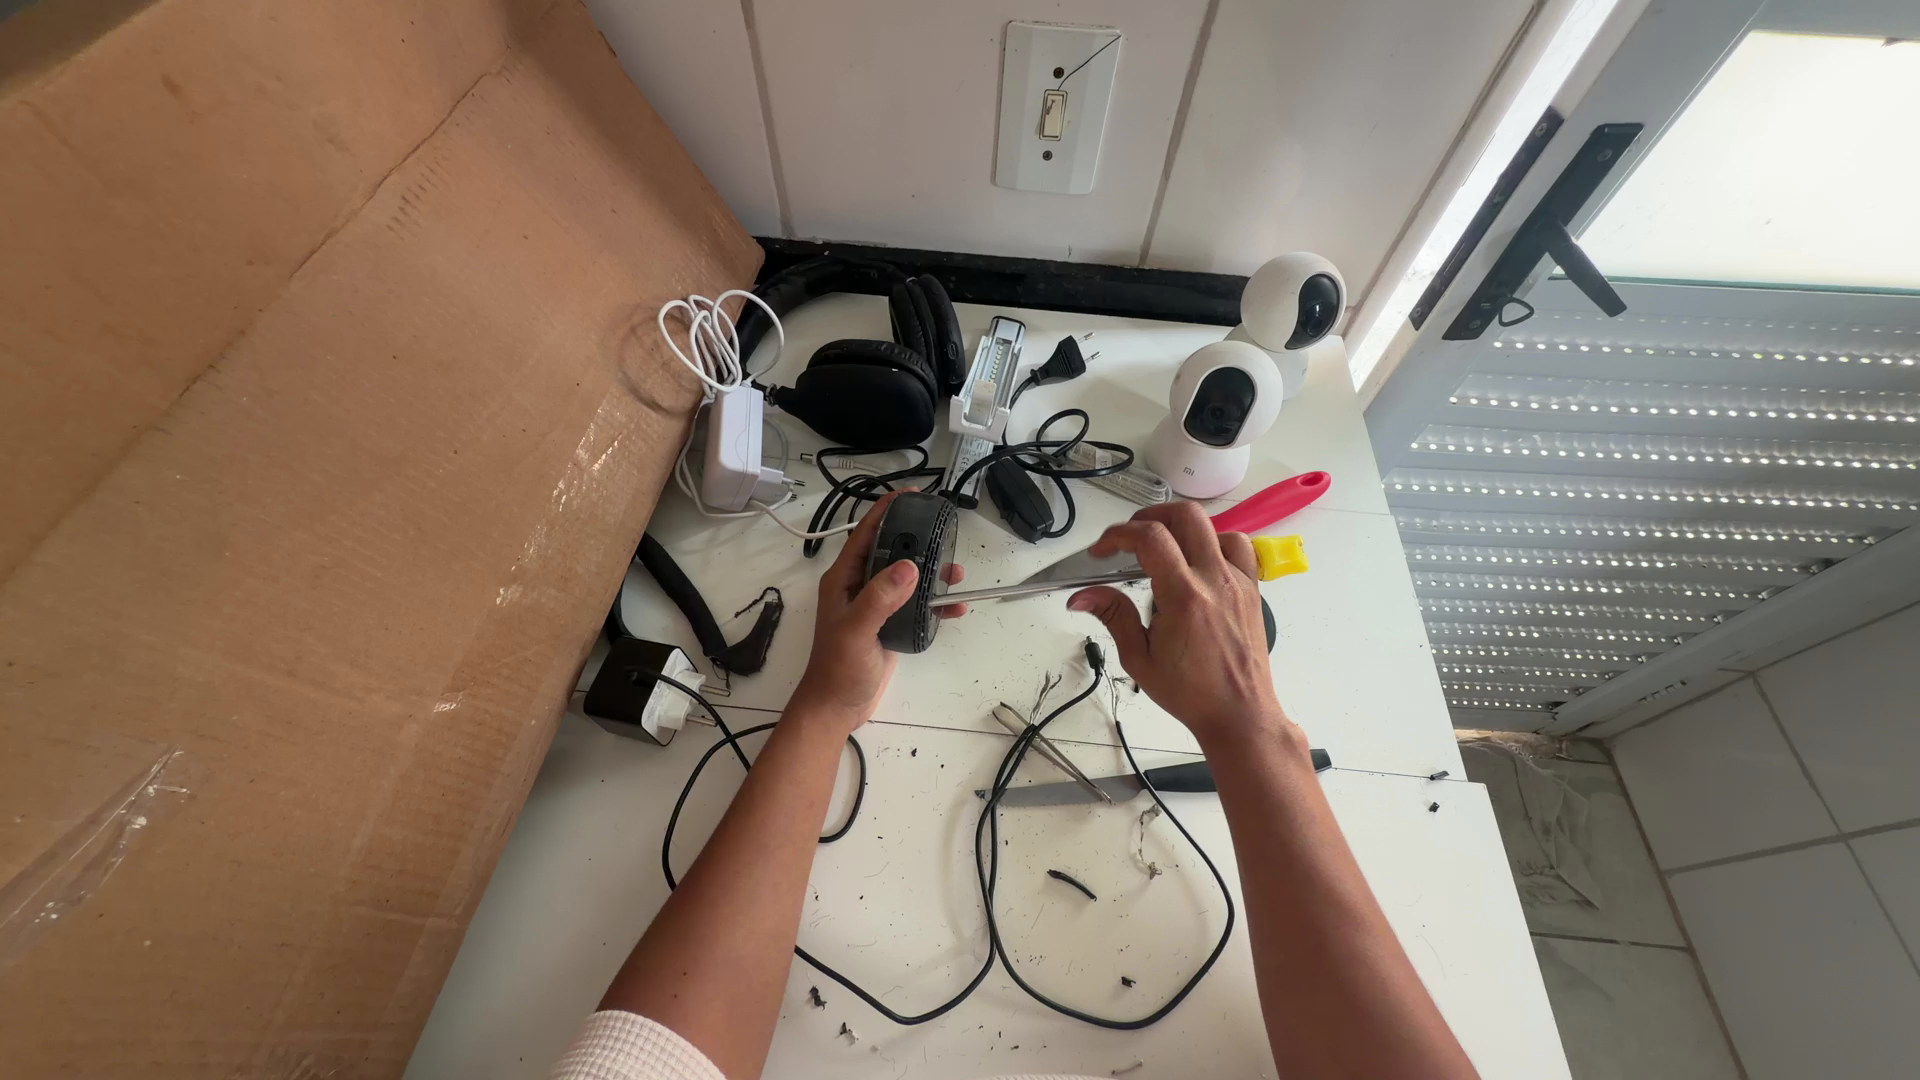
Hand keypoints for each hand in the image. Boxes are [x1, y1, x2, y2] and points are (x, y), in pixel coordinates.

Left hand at [790, 490, 965, 732]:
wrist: (837, 707)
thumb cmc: (838, 668)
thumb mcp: (856, 630)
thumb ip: (880, 597)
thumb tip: (909, 566)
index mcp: (844, 579)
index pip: (866, 534)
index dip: (887, 511)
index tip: (913, 495)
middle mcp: (860, 587)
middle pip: (891, 552)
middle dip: (918, 541)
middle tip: (945, 533)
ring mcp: (877, 606)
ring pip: (908, 578)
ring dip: (933, 574)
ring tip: (957, 573)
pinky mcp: (891, 625)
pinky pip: (917, 606)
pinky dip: (936, 604)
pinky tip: (954, 607)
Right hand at [1067, 502, 1291, 749]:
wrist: (1239, 713)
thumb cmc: (1188, 692)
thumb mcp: (1139, 658)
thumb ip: (1112, 616)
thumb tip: (1079, 596)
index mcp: (1183, 596)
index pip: (1150, 538)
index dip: (1118, 534)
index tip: (1101, 551)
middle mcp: (1214, 580)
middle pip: (1186, 516)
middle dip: (1150, 516)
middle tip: (1130, 538)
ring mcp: (1238, 582)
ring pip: (1215, 527)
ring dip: (1184, 529)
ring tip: (1164, 549)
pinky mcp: (1252, 590)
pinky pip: (1240, 548)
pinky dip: (1216, 543)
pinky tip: (1200, 562)